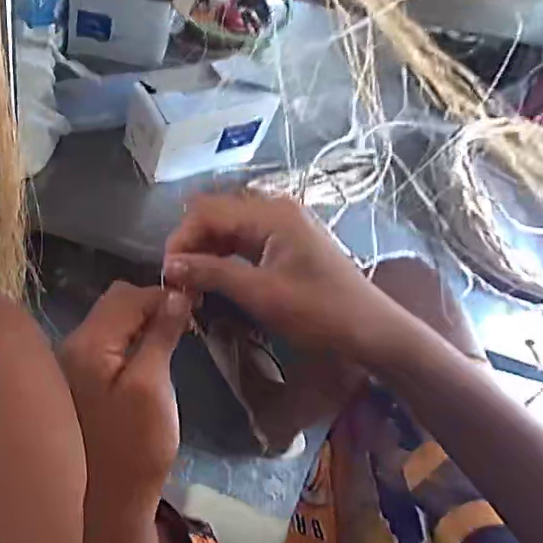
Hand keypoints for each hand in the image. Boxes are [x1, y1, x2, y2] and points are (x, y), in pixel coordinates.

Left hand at [56, 282, 190, 510]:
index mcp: (88, 343)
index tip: (197, 303)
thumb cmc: (137, 442)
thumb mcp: (153, 385)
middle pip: (115, 302)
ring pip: (113, 318)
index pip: (127, 297)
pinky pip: (110, 338)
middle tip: (187, 320)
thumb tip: (177, 295)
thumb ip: (160, 335)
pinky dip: (134, 335)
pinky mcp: (85, 373)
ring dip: (144, 318)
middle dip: (151, 303)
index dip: (163, 295)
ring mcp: (76, 359)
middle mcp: (74, 343)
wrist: (115, 493)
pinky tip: (155, 349)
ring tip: (176, 334)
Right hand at [162, 193, 423, 368]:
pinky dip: (220, 258)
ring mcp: (279, 225)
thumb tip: (169, 266)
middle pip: (213, 216)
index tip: (168, 275)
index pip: (205, 212)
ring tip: (190, 284)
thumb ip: (211, 274)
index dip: (180, 240)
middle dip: (189, 245)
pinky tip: (211, 279)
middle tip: (177, 282)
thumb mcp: (261, 294)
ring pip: (223, 229)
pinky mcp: (282, 243)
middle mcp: (273, 210)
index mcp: (270, 213)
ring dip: (202, 253)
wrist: (373, 333)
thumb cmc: (320, 312)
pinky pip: (239, 241)